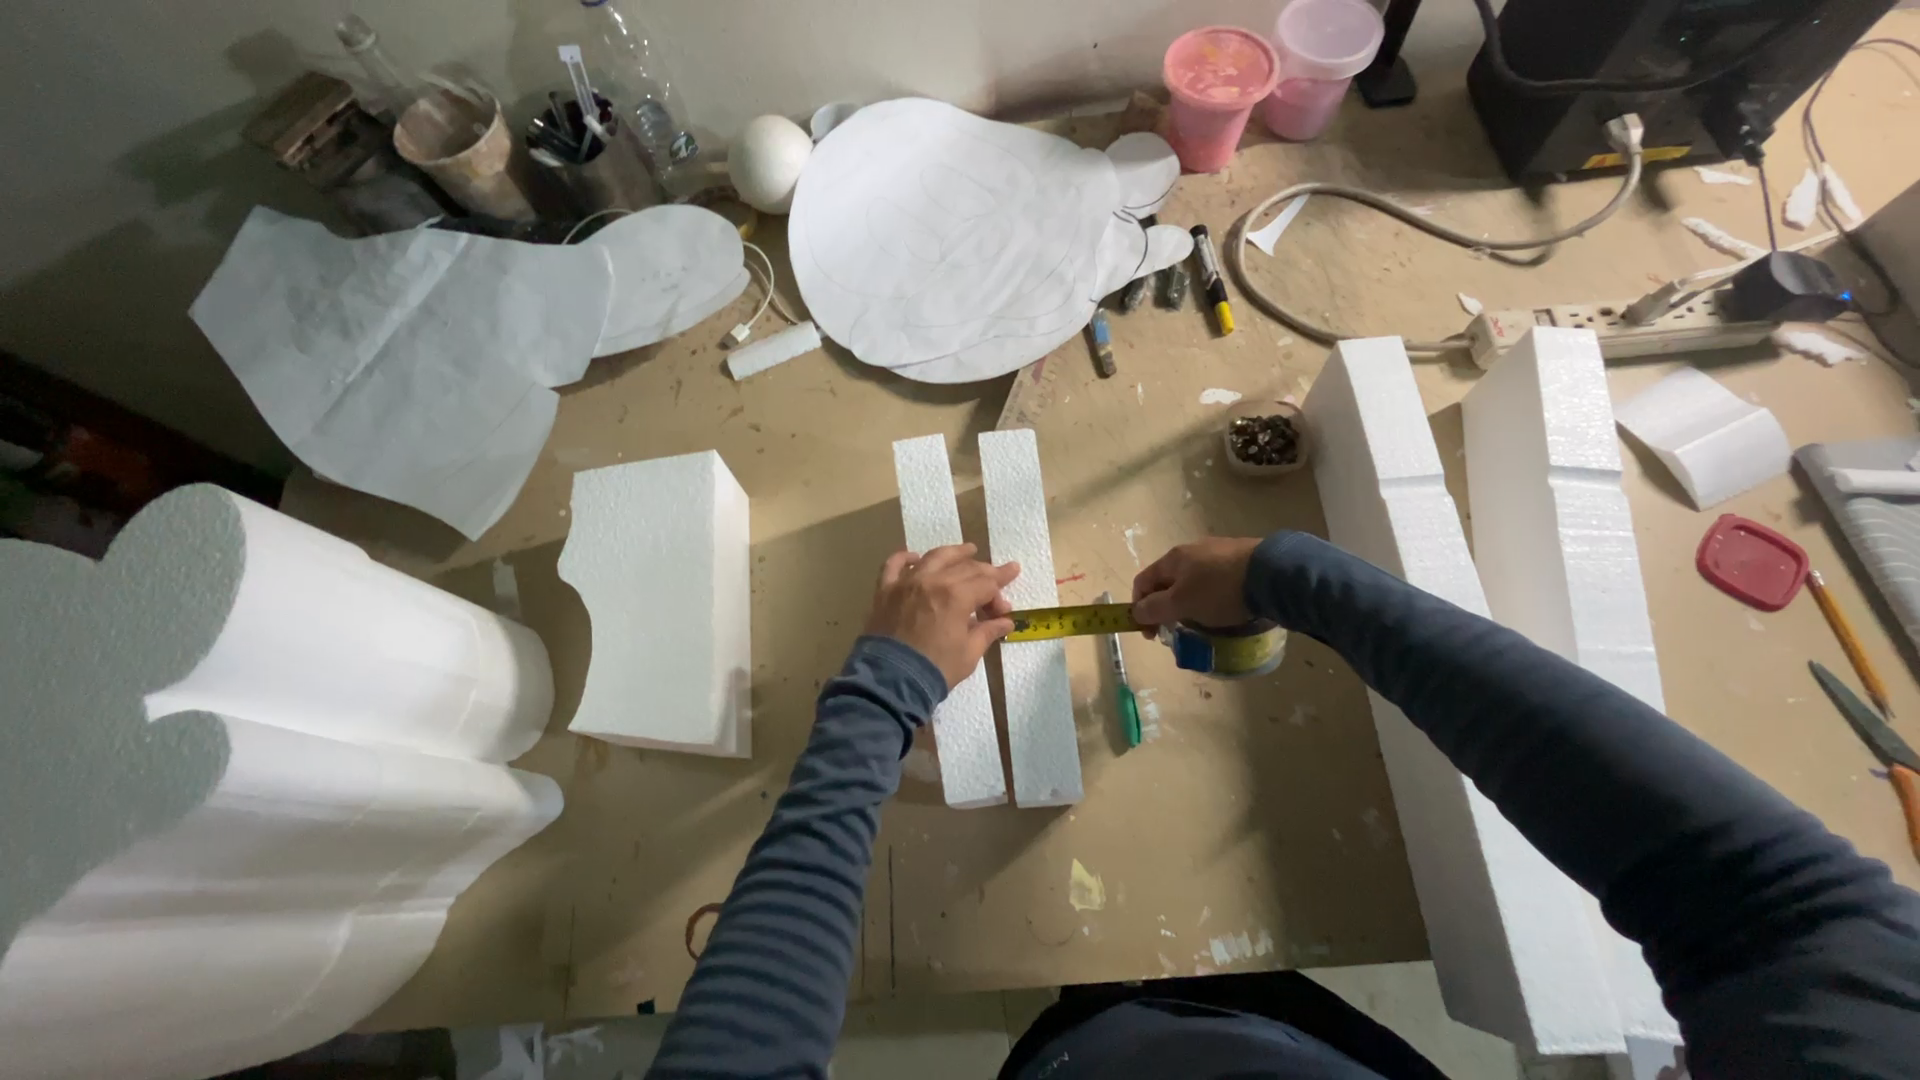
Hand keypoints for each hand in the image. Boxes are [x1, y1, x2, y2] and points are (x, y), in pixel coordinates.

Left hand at [864, 544, 1020, 688]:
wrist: (889, 681)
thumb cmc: (935, 669)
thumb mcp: (969, 653)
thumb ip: (987, 631)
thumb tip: (1006, 621)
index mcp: (957, 596)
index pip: (986, 583)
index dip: (1001, 586)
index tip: (1013, 577)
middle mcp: (932, 581)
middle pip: (965, 568)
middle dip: (984, 573)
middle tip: (995, 580)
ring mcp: (906, 583)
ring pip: (934, 558)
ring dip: (954, 553)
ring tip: (968, 550)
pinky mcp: (885, 591)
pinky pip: (893, 565)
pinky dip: (905, 558)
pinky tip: (916, 557)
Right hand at [1131, 537, 1261, 638]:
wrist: (1272, 573)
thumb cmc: (1219, 590)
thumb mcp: (1181, 603)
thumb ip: (1154, 608)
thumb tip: (1136, 611)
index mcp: (1173, 558)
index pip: (1143, 582)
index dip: (1139, 607)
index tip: (1151, 633)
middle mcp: (1193, 550)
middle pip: (1169, 582)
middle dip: (1167, 607)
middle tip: (1177, 630)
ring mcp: (1219, 552)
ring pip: (1194, 581)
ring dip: (1190, 603)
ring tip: (1204, 622)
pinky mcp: (1241, 559)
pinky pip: (1217, 581)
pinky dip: (1213, 597)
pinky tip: (1226, 608)